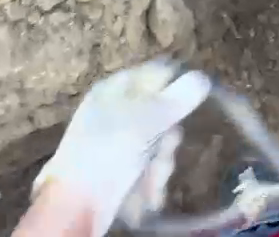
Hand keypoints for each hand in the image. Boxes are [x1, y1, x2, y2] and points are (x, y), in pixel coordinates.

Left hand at [30, 61, 211, 236]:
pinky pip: (146, 168)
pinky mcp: (119, 172)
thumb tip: (202, 77)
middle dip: (168, 137)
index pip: (156, 73)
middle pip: (161, 114)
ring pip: (156, 145)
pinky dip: (150, 182)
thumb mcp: (146, 120)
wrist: (75, 205)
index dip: (177, 85)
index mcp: (116, 88)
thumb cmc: (108, 151)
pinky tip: (146, 196)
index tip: (193, 103)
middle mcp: (116, 111)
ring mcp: (116, 143)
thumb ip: (177, 99)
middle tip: (164, 149)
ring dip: (160, 165)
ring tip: (151, 180)